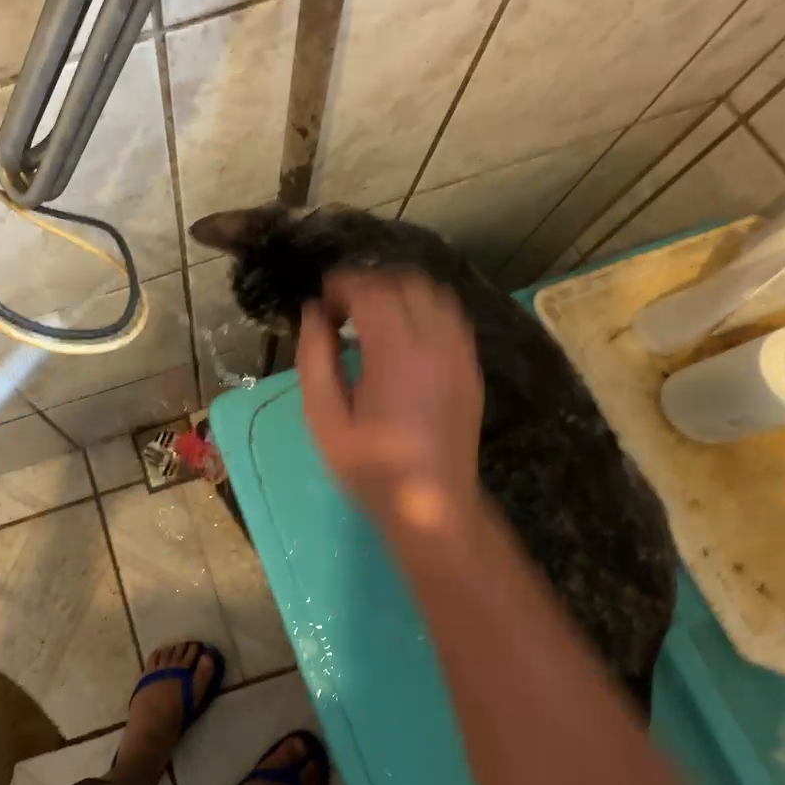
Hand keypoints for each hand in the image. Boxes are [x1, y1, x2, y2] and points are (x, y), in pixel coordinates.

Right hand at [297, 270, 485, 532]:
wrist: (431, 503)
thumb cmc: (369, 464)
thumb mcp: (323, 416)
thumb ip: (315, 356)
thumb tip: (313, 313)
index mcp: (395, 353)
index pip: (370, 290)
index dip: (341, 286)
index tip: (323, 306)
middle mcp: (434, 343)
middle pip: (405, 281)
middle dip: (369, 283)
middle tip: (343, 307)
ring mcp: (459, 353)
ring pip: (432, 292)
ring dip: (398, 291)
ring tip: (371, 314)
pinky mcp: (470, 365)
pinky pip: (451, 315)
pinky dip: (424, 307)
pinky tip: (403, 330)